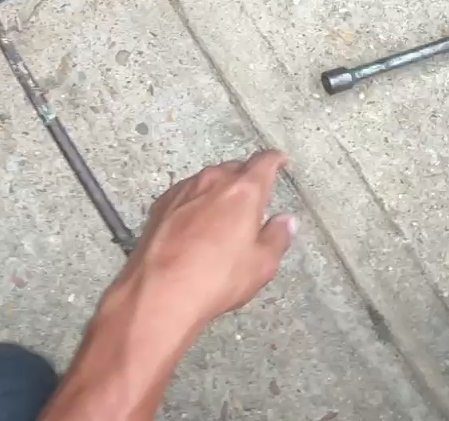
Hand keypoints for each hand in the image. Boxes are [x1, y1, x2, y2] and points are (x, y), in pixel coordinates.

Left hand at [38, 151, 295, 420]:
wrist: (161, 288)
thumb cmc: (215, 277)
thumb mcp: (261, 265)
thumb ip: (277, 237)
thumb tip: (286, 222)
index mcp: (243, 190)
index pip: (264, 163)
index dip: (275, 160)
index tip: (279, 160)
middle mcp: (214, 180)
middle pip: (235, 168)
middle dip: (247, 178)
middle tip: (254, 197)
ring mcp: (185, 188)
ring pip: (209, 179)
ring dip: (220, 190)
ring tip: (224, 215)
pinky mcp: (163, 201)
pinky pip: (187, 193)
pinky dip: (197, 201)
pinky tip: (196, 224)